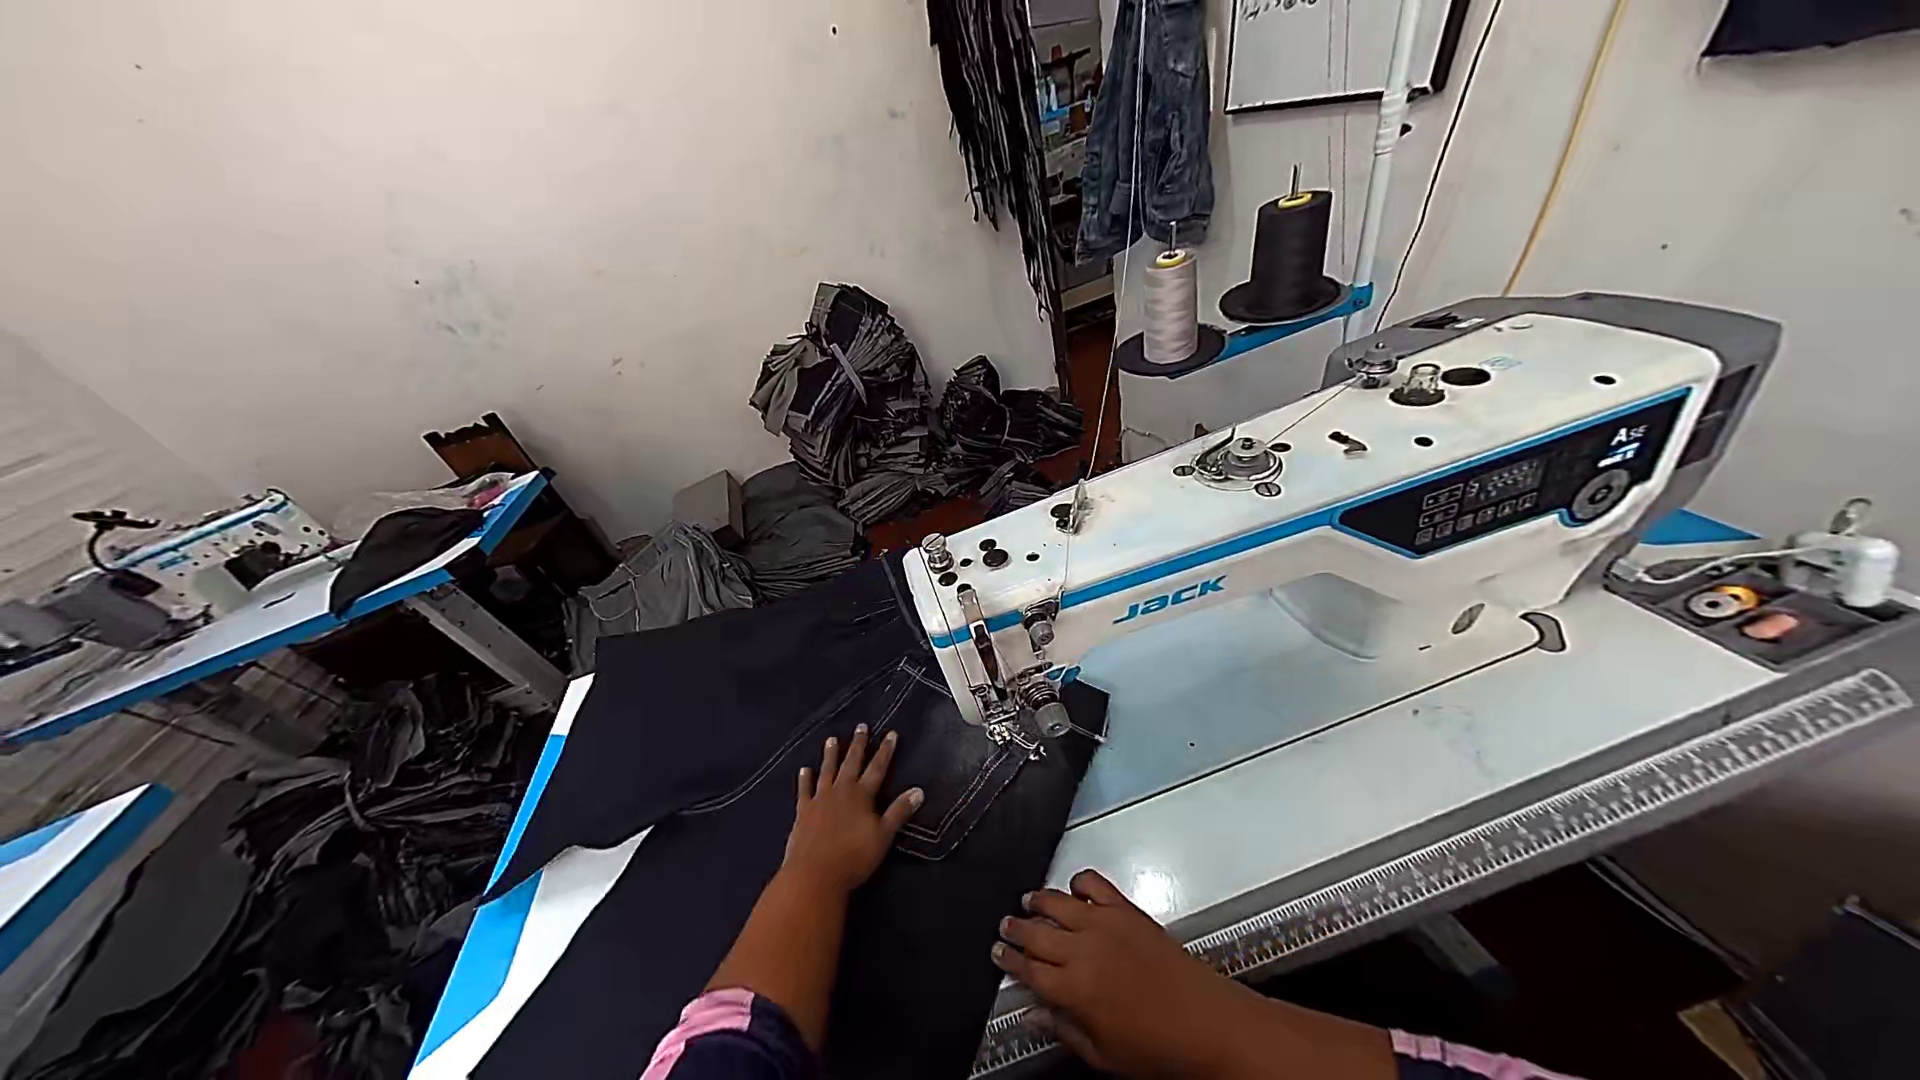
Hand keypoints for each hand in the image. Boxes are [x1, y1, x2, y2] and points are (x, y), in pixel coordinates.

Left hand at [781, 725, 923, 894]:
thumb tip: (918, 790)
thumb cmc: (854, 857)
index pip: (877, 768)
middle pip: (851, 763)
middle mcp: (841, 791)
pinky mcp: (803, 812)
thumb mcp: (883, 836)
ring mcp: (820, 800)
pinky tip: (804, 770)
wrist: (814, 874)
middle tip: (861, 727)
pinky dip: (805, 779)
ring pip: (827, 771)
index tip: (890, 734)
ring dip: (830, 755)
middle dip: (858, 745)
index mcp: (862, 796)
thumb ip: (899, 812)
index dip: (885, 751)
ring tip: (832, 739)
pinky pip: (804, 791)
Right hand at [992, 870, 1260, 1078]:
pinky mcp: (1126, 909)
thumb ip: (1063, 1029)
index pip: (1027, 968)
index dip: (1008, 959)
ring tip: (1028, 900)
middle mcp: (1083, 950)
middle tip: (1005, 924)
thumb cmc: (1159, 1047)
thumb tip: (1033, 1014)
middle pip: (1036, 932)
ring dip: (1039, 900)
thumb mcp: (1104, 1055)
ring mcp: (1105, 924)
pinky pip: (1094, 883)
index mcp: (1074, 990)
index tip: (998, 952)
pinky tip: (1075, 888)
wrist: (1206, 1024)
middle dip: (1016, 927)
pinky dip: (1081, 881)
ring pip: (1057, 902)